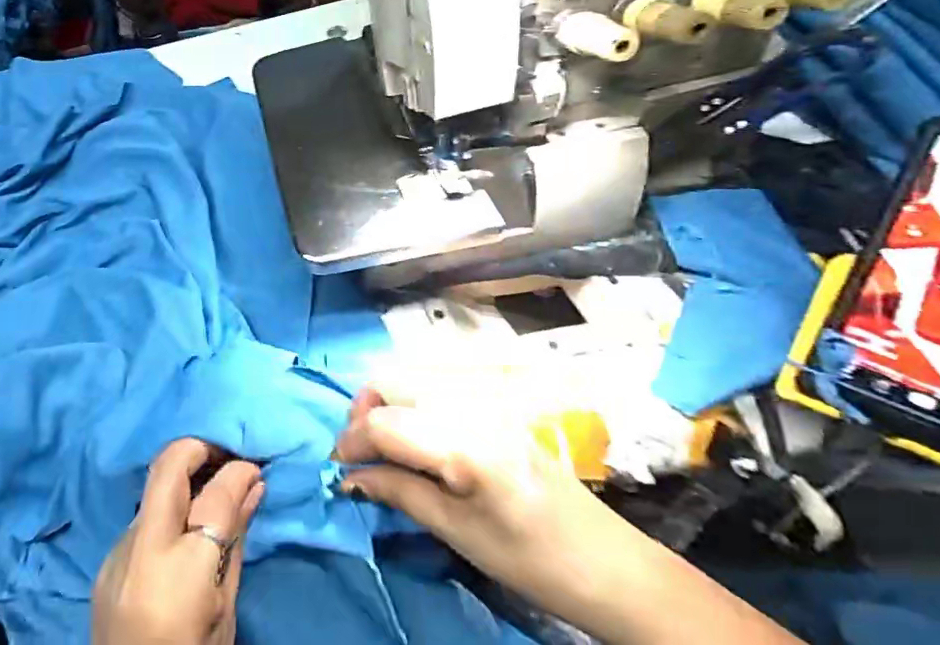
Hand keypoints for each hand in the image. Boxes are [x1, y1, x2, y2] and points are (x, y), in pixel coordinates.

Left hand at [93, 438, 265, 644]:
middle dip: (200, 447)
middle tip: (228, 453)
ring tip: (212, 485)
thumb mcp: (226, 605)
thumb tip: (254, 486)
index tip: (253, 467)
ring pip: (153, 489)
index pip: (215, 492)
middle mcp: (141, 547)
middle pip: (168, 465)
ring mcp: (117, 552)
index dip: (238, 470)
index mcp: (179, 566)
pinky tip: (185, 525)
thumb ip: (235, 539)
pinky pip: (143, 518)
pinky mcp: (107, 562)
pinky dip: (169, 508)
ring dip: (184, 477)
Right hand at [335, 387, 806, 644]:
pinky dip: (413, 404)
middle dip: (365, 413)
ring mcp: (485, 397)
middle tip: (359, 456)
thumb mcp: (456, 532)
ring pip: (413, 379)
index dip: (351, 440)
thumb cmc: (529, 559)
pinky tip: (416, 439)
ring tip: (383, 450)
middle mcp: (470, 402)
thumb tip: (350, 476)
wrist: (603, 559)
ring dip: (388, 405)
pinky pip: (437, 387)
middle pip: (393, 383)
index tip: (336, 467)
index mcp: (461, 440)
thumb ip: (399, 492)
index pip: (383, 421)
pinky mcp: (495, 401)